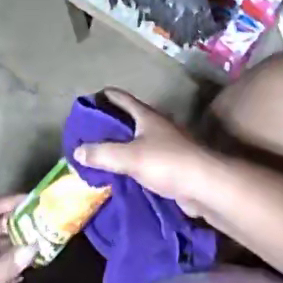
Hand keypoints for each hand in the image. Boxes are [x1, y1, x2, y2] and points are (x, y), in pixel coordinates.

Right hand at [71, 89, 221, 217]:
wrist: (205, 186)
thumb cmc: (167, 162)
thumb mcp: (129, 156)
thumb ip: (102, 153)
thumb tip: (77, 150)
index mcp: (147, 116)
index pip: (122, 98)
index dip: (104, 96)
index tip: (86, 101)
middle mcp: (157, 126)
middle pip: (129, 119)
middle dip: (109, 124)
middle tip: (86, 133)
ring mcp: (166, 145)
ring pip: (137, 141)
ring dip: (120, 146)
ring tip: (98, 154)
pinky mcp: (171, 166)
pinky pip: (144, 161)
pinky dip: (131, 164)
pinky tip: (119, 174)